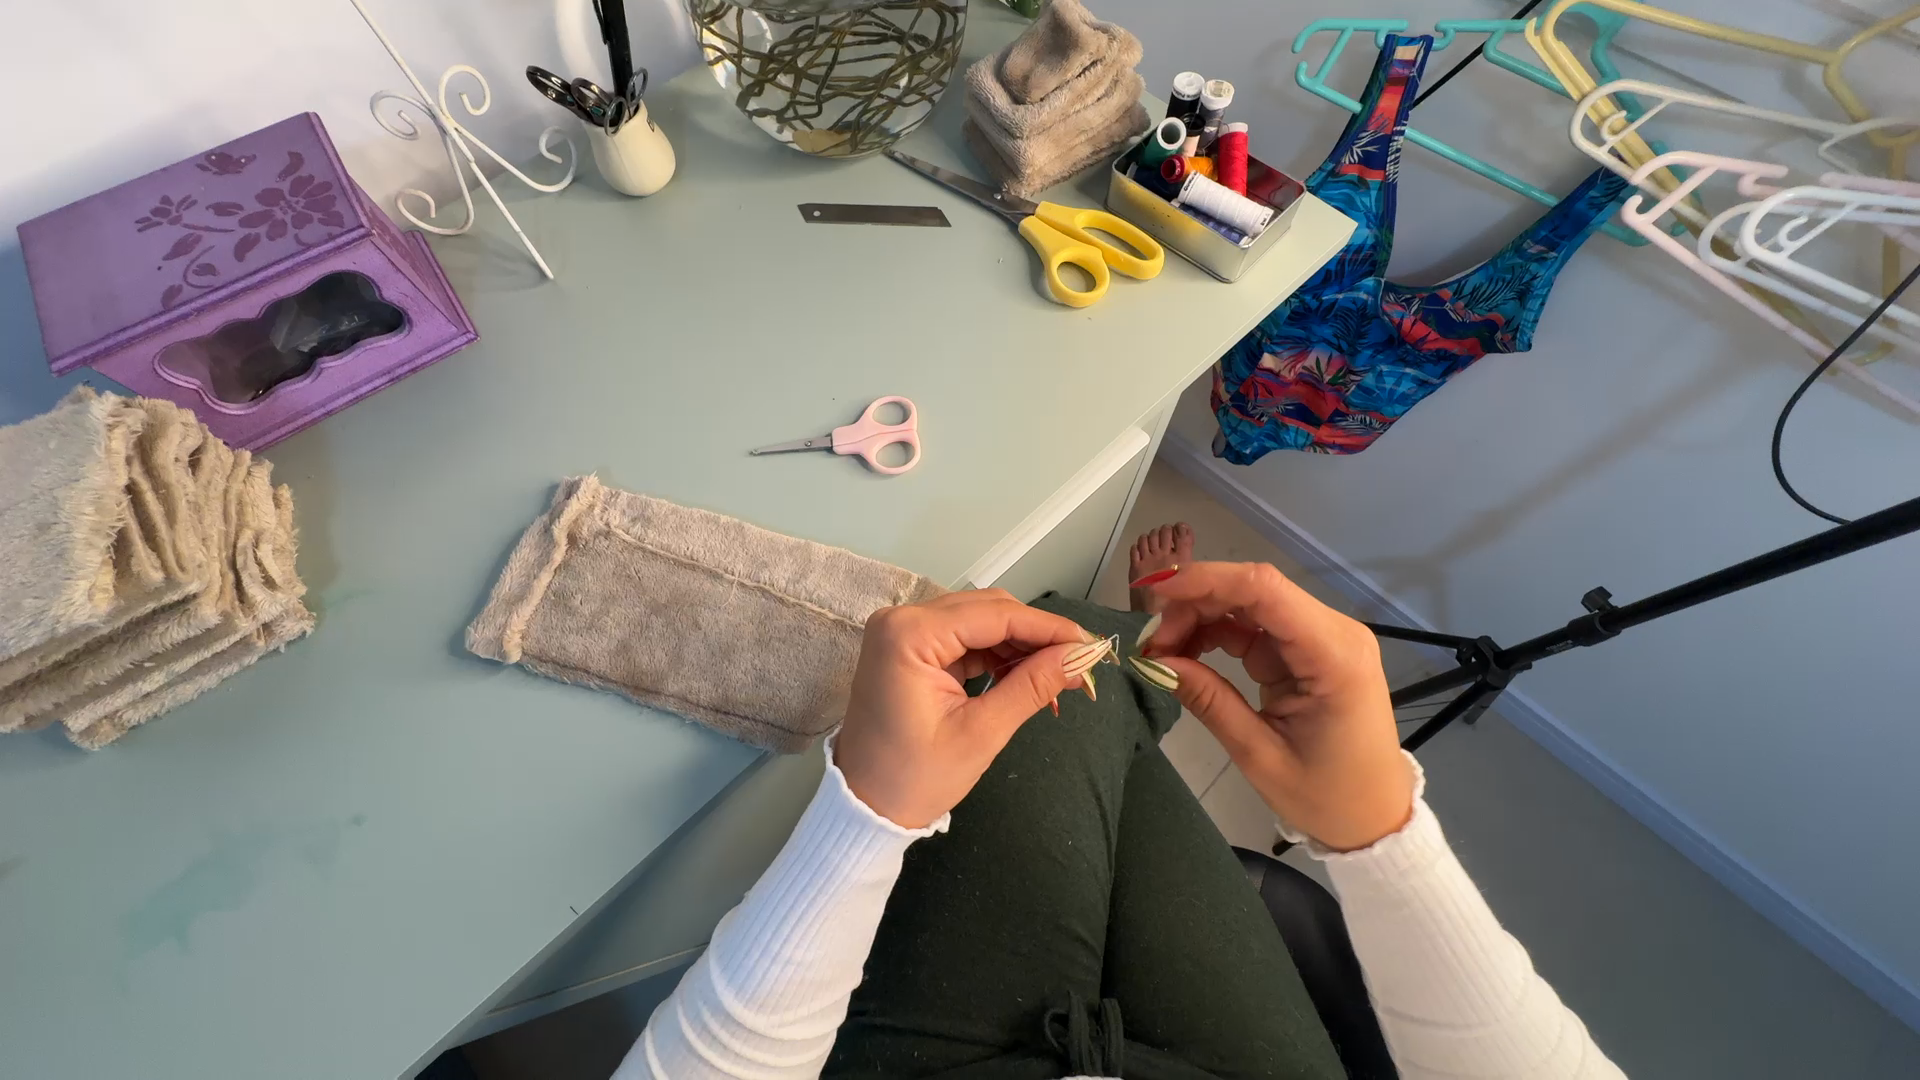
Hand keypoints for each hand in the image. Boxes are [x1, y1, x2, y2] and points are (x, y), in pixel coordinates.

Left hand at [835, 590, 1090, 828]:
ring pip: (979, 620)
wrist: (863, 807)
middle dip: (1036, 635)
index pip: (994, 615)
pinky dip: (997, 653)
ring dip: (1019, 644)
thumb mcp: (980, 734)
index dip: (1048, 627)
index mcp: (909, 634)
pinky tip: (1026, 673)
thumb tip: (1081, 656)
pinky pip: (963, 637)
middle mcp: (902, 619)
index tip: (1091, 644)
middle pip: (987, 610)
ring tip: (1058, 674)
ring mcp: (902, 631)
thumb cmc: (914, 778)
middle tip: (1079, 664)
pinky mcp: (909, 647)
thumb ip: (1031, 686)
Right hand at [1140, 562, 1412, 851]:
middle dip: (1192, 605)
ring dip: (1197, 618)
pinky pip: (1249, 626)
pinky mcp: (1301, 650)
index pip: (1263, 589)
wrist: (1374, 819)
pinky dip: (1211, 633)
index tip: (1152, 590)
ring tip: (1162, 652)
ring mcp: (1316, 638)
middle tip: (1152, 644)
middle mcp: (1330, 632)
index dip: (1204, 579)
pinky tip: (1185, 653)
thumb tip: (1154, 661)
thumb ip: (1208, 700)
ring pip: (1244, 604)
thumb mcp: (1258, 754)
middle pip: (1250, 591)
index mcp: (1333, 655)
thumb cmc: (1327, 795)